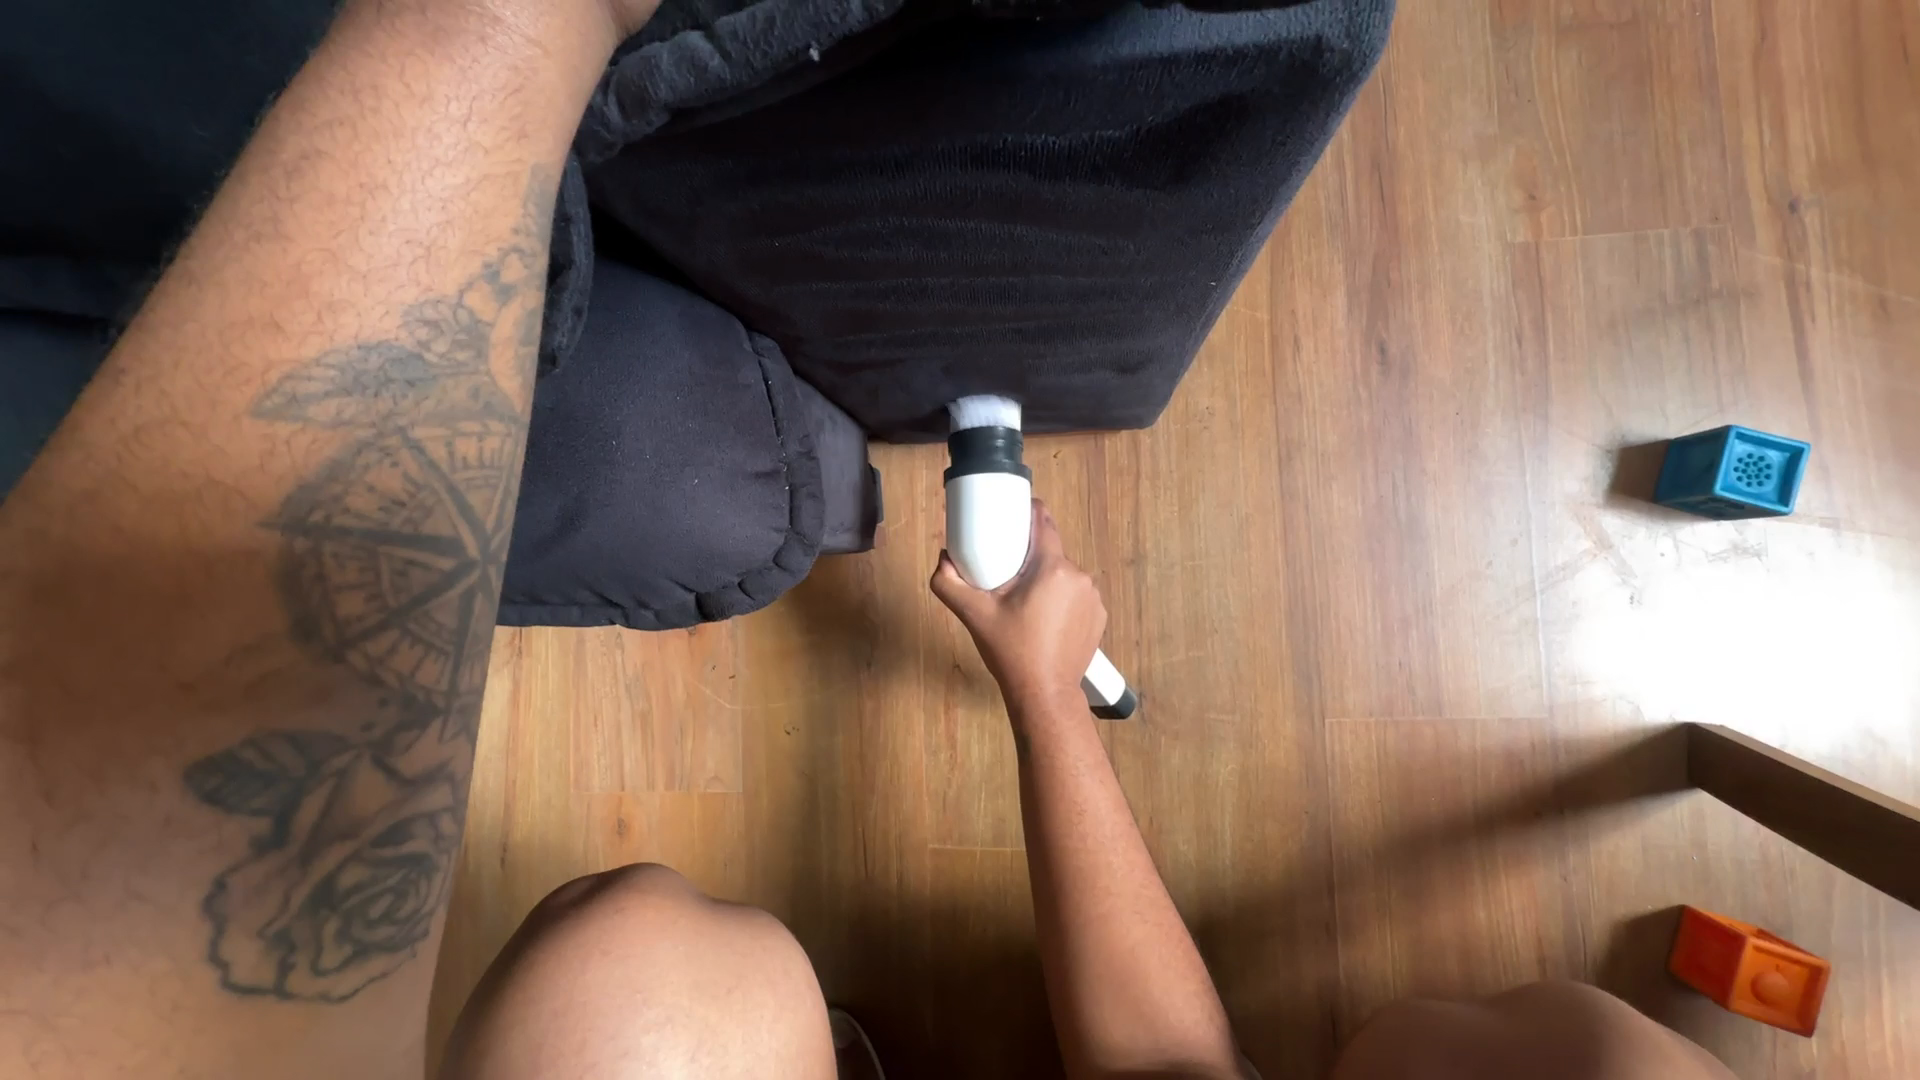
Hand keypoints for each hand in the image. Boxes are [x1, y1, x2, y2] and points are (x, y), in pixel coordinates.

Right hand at [930, 500, 1106, 713]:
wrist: (1045, 694)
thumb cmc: (1011, 652)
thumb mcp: (973, 615)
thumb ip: (949, 584)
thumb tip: (943, 559)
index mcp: (1051, 568)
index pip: (1043, 521)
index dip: (1026, 511)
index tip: (1011, 516)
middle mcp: (1079, 576)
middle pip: (1050, 550)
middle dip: (1029, 555)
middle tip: (1006, 571)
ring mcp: (1093, 597)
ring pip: (1063, 573)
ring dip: (1046, 578)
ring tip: (1024, 600)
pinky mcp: (1099, 615)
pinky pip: (1076, 594)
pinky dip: (1061, 599)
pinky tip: (1045, 618)